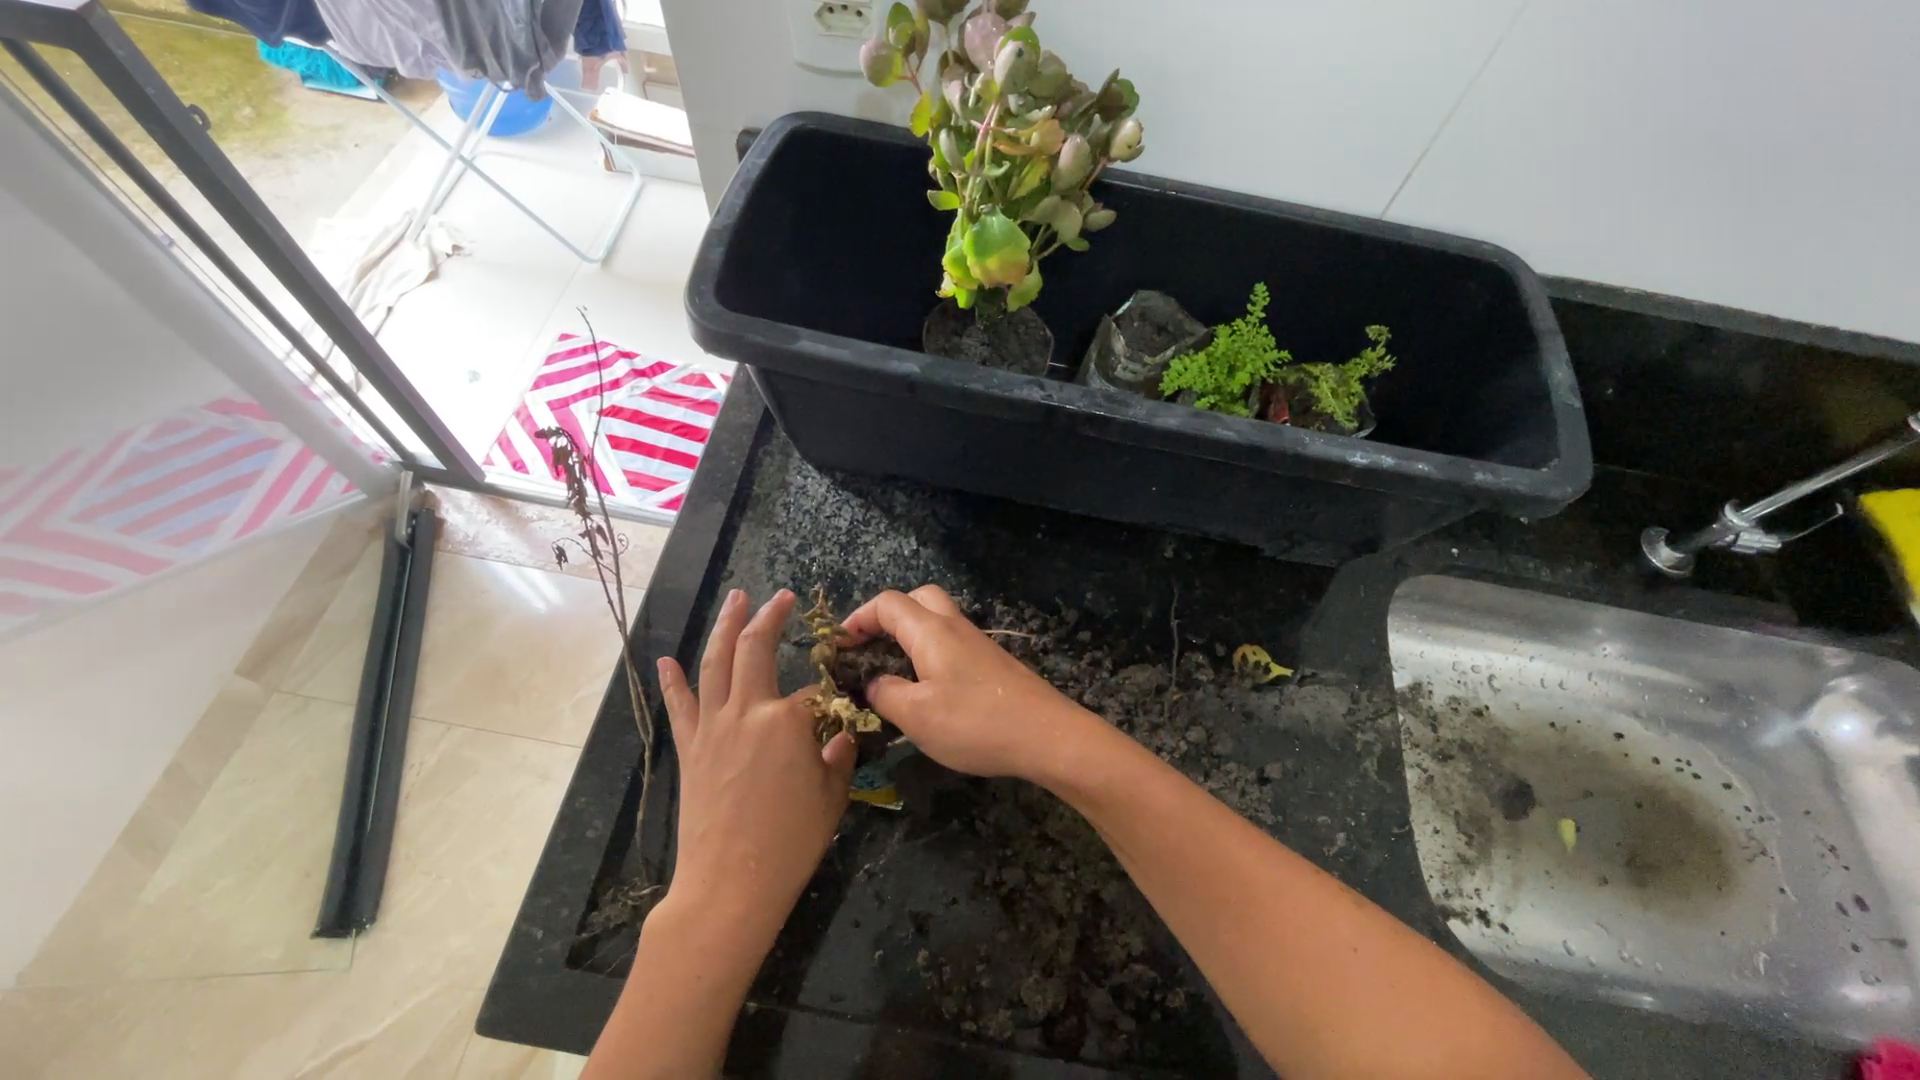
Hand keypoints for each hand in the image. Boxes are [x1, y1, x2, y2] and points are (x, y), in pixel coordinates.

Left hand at [658, 588, 855, 934]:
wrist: (729, 885)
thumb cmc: (790, 843)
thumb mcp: (832, 798)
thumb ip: (838, 757)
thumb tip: (842, 734)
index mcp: (787, 721)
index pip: (814, 692)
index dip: (831, 692)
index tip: (843, 698)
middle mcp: (747, 711)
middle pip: (755, 650)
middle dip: (769, 617)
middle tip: (781, 597)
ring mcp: (713, 728)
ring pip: (715, 663)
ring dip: (724, 627)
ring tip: (734, 598)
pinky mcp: (690, 749)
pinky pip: (680, 706)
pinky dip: (674, 680)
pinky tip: (668, 659)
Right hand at [840, 585, 1097, 783]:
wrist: (1047, 736)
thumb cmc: (975, 724)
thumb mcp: (916, 716)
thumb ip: (886, 694)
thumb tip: (873, 683)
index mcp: (931, 631)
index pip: (888, 603)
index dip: (858, 617)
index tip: (839, 645)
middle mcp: (955, 627)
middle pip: (919, 599)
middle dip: (888, 615)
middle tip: (870, 647)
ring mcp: (978, 645)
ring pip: (939, 620)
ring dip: (911, 635)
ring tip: (893, 671)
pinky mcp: (993, 665)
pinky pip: (953, 643)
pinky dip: (931, 653)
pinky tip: (928, 688)